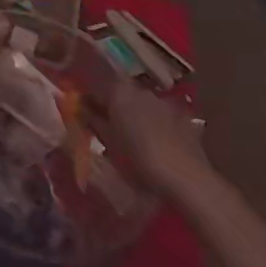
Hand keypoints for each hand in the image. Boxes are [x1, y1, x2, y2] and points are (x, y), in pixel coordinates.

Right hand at [87, 80, 211, 195]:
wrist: (186, 178)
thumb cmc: (137, 157)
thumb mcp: (107, 140)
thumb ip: (91, 119)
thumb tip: (79, 107)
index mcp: (119, 91)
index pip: (97, 88)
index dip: (90, 100)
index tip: (86, 113)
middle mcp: (142, 90)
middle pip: (122, 93)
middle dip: (116, 106)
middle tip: (111, 126)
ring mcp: (166, 103)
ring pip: (144, 104)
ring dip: (137, 114)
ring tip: (136, 136)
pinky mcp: (185, 119)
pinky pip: (163, 116)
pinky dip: (157, 124)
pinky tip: (158, 143)